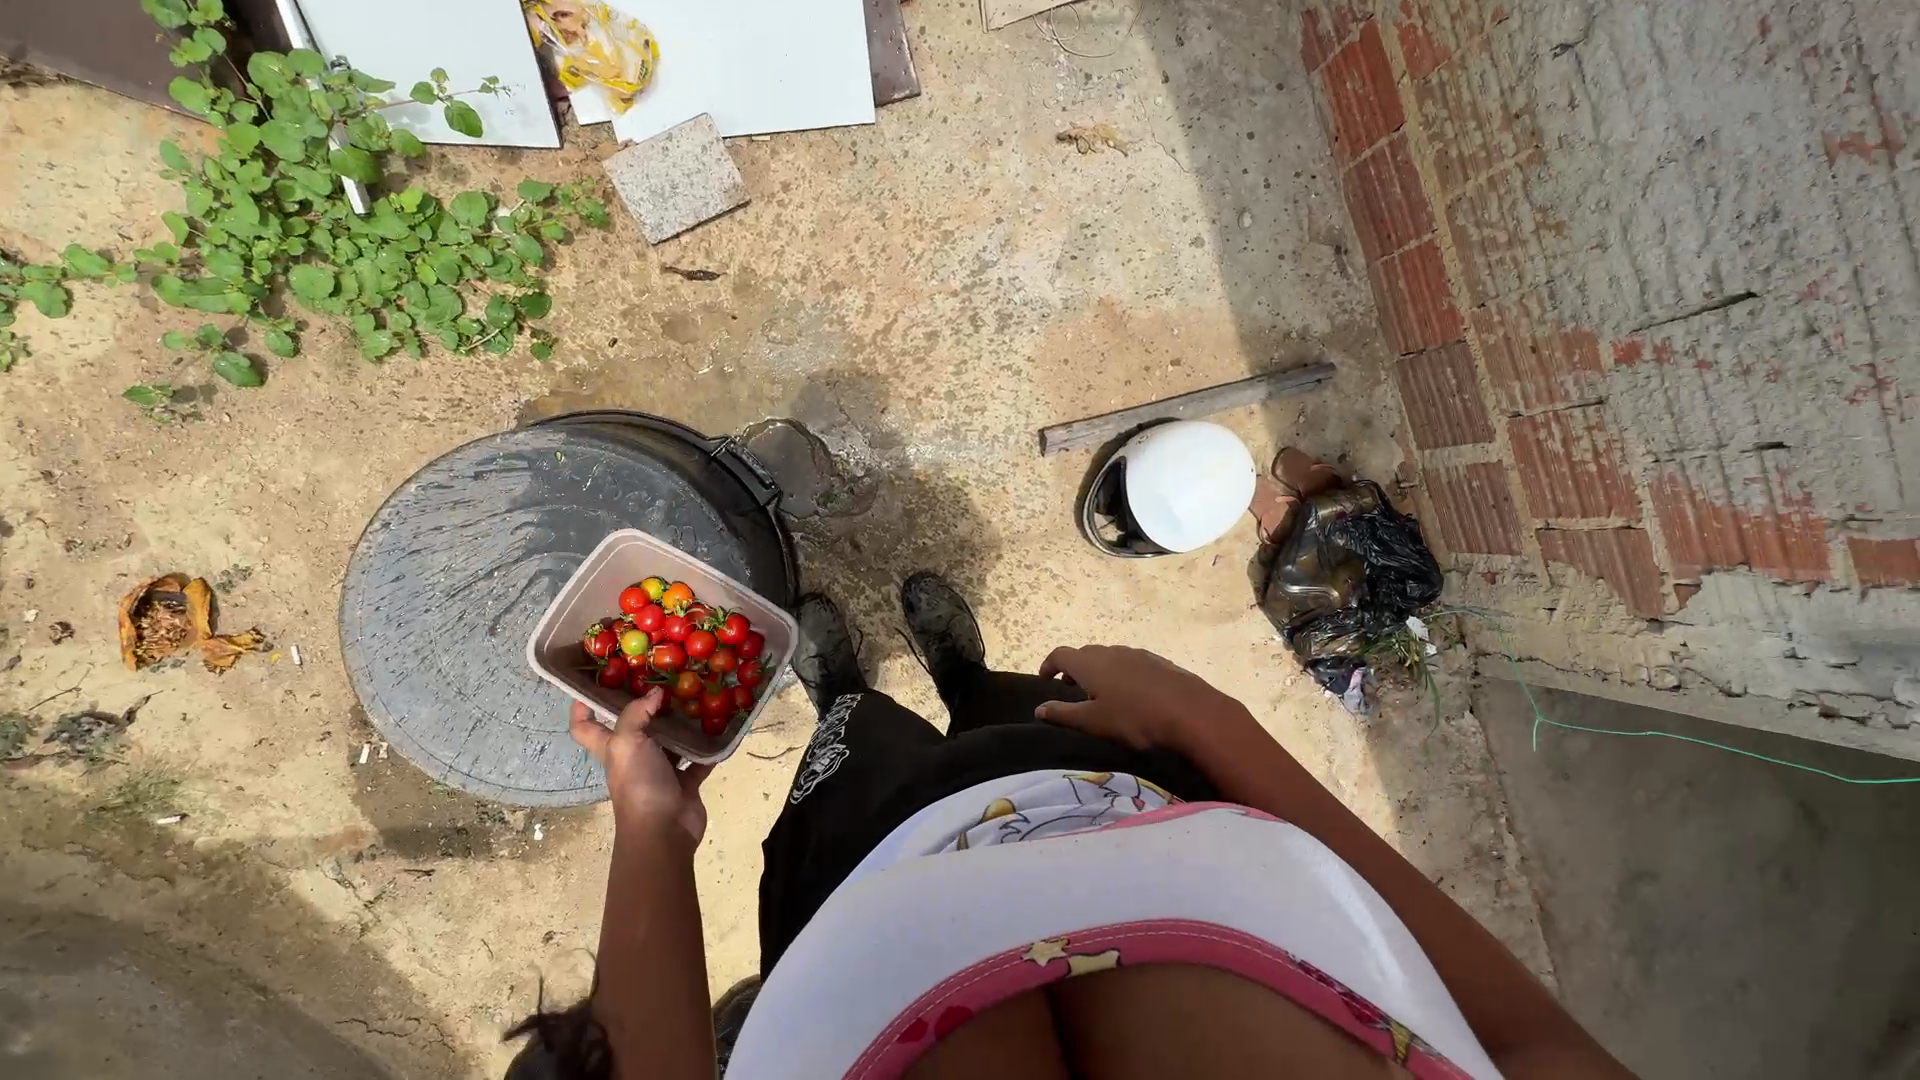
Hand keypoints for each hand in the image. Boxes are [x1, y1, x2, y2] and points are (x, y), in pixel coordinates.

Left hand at [569, 689, 712, 845]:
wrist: (664, 830)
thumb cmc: (638, 784)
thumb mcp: (627, 743)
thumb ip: (636, 714)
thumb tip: (654, 695)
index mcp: (612, 749)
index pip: (585, 726)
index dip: (581, 706)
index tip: (593, 683)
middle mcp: (633, 758)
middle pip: (635, 728)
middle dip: (647, 707)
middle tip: (665, 682)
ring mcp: (660, 771)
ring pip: (670, 741)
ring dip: (682, 724)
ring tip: (698, 698)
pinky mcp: (684, 782)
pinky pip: (698, 760)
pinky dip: (708, 748)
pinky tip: (719, 728)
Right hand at [1035, 645, 1256, 753]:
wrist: (1192, 713)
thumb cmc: (1135, 718)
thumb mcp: (1094, 722)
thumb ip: (1063, 714)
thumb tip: (1038, 708)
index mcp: (1091, 663)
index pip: (1061, 654)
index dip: (1048, 664)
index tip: (1044, 678)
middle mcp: (1112, 652)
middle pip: (1085, 653)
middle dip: (1074, 668)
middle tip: (1071, 688)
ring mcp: (1138, 654)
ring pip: (1110, 657)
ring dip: (1099, 670)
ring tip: (1101, 693)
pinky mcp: (1159, 663)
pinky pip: (1131, 663)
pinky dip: (1121, 673)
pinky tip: (1132, 694)